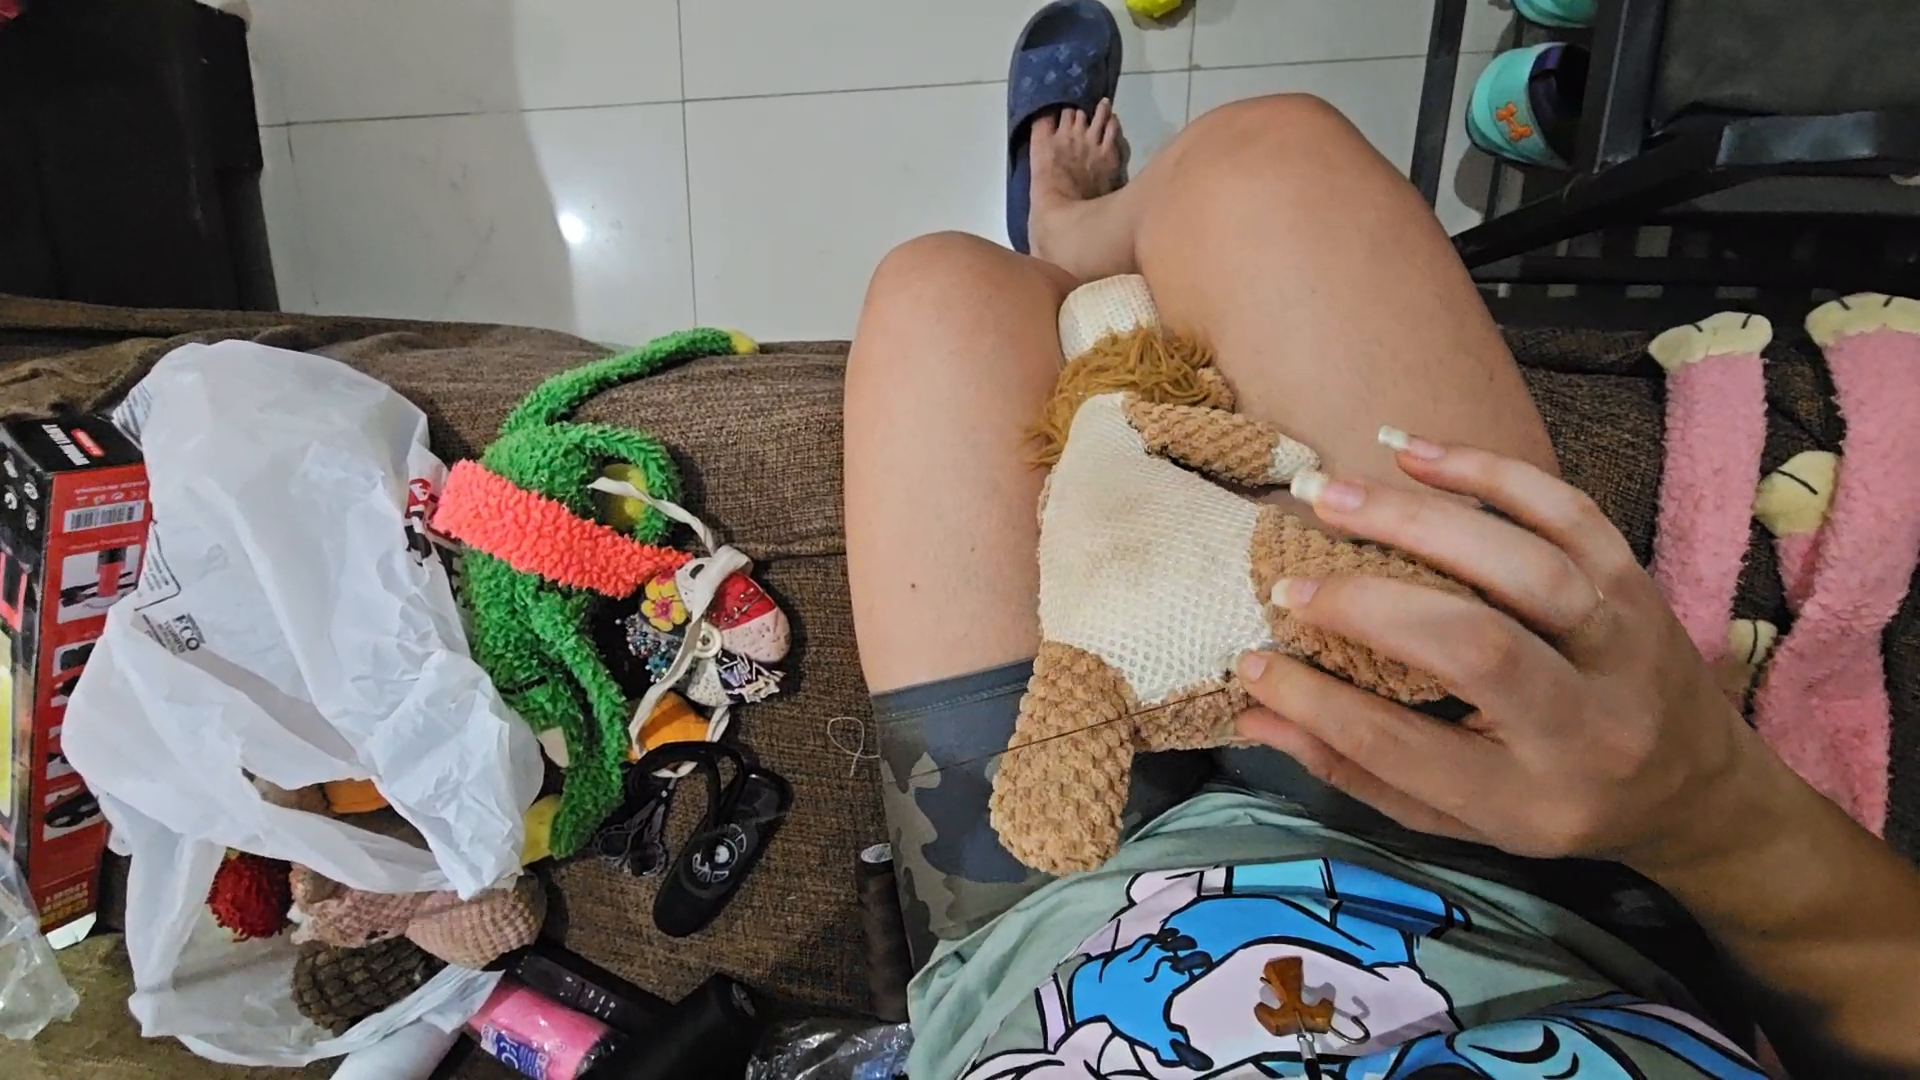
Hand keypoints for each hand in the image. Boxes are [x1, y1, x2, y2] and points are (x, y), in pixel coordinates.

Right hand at [1236, 431, 1777, 870]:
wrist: (1698, 790)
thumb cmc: (1546, 803)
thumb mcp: (1449, 817)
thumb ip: (1349, 765)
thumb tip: (1251, 713)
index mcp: (1527, 797)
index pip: (1397, 742)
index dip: (1311, 700)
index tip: (1252, 662)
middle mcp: (1588, 722)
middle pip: (1475, 645)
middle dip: (1365, 603)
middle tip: (1287, 582)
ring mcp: (1624, 642)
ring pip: (1524, 564)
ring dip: (1415, 520)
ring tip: (1327, 495)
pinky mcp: (1635, 581)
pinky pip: (1567, 511)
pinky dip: (1486, 472)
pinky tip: (1408, 451)